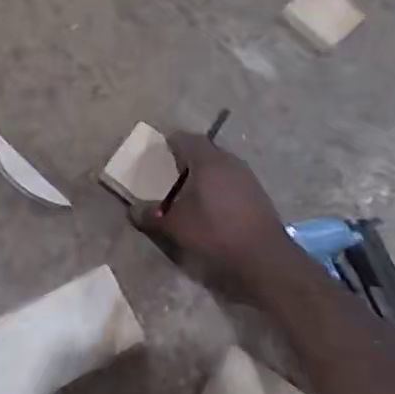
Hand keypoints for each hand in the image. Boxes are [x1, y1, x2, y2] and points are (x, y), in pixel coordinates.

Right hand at [133, 132, 296, 305]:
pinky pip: (232, 179)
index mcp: (208, 160)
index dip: (172, 142)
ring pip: (220, 165)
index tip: (160, 151)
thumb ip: (152, 215)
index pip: (187, 138)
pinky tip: (212, 206)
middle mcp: (229, 160)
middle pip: (205, 150)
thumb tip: (132, 211)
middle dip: (188, 158)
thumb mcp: (176, 225)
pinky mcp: (257, 192)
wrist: (262, 254)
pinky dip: (219, 186)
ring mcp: (247, 176)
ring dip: (205, 173)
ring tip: (190, 191)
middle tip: (172, 172)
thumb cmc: (215, 231)